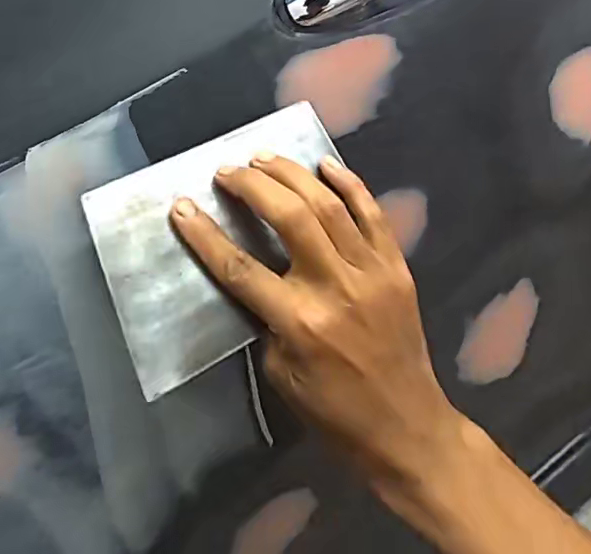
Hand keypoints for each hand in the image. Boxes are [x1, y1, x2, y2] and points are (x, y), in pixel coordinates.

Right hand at [170, 155, 460, 477]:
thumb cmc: (333, 409)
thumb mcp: (278, 370)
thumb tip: (247, 268)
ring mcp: (372, 274)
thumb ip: (262, 315)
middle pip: (290, 217)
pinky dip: (349, 183)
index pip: (240, 267)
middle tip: (228, 171)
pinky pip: (373, 214)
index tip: (181, 206)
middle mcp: (335, 289)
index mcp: (300, 322)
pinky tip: (324, 164)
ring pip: (329, 205)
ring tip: (263, 158)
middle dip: (252, 185)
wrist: (409, 432)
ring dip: (291, 174)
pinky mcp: (397, 268)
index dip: (204, 234)